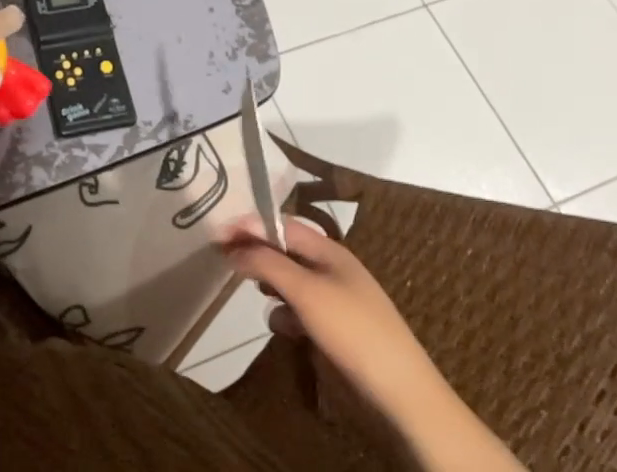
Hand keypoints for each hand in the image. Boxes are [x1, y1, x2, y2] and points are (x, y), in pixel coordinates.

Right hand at [219, 215, 447, 423]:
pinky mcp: (331, 331)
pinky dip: (286, 317)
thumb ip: (266, 263)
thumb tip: (233, 246)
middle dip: (257, 256)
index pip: (283, 225)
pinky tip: (286, 331)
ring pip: (288, 284)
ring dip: (271, 289)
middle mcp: (331, 270)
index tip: (218, 235)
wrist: (398, 392)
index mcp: (330, 251)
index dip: (250, 226)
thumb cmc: (352, 330)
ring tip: (260, 297)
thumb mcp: (305, 290)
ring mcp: (333, 302)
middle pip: (284, 252)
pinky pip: (298, 313)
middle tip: (227, 262)